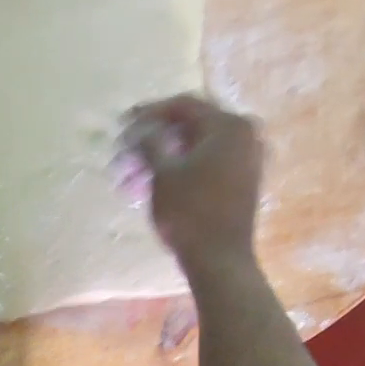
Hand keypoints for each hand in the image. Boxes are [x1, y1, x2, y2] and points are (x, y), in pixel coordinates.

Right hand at [118, 94, 264, 272]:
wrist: (219, 259)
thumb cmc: (189, 213)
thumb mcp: (163, 174)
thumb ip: (150, 143)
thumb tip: (139, 128)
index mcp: (228, 125)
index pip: (183, 106)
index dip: (148, 113)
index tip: (121, 124)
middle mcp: (243, 135)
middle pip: (187, 130)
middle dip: (150, 144)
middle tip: (120, 159)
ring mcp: (244, 160)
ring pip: (192, 152)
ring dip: (158, 163)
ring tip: (127, 183)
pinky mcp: (239, 183)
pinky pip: (203, 167)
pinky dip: (176, 173)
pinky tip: (149, 190)